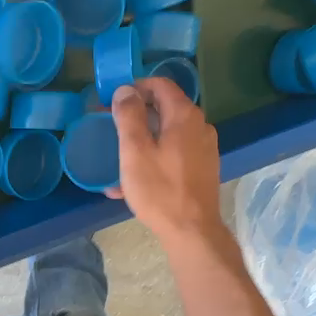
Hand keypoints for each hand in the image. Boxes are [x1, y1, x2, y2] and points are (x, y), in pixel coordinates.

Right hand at [107, 77, 222, 248]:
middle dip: (136, 114)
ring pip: (168, 134)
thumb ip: (129, 117)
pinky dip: (154, 157)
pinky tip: (134, 181)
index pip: (160, 85)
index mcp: (184, 116)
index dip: (134, 88)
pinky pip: (174, 154)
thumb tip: (125, 90)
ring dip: (143, 139)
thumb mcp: (135, 152)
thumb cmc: (159, 190)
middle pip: (165, 108)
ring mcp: (204, 148)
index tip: (112, 102)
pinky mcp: (202, 168)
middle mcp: (199, 125)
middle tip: (111, 127)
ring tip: (119, 158)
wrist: (191, 229)